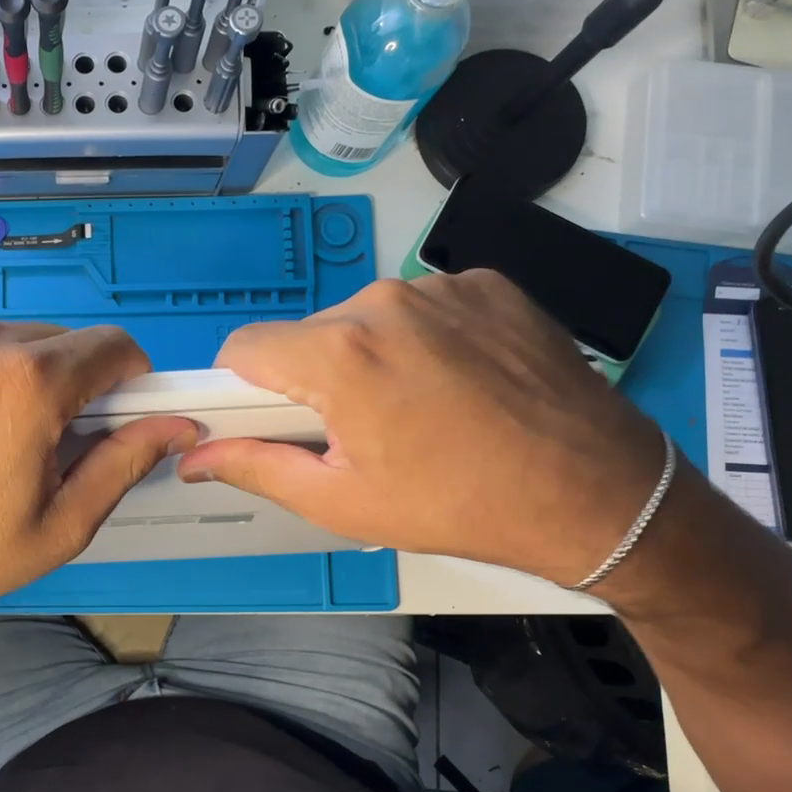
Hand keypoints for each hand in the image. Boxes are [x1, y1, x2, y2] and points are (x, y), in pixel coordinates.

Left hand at [0, 301, 197, 668]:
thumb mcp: (60, 525)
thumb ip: (125, 463)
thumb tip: (178, 425)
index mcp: (31, 383)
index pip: (112, 347)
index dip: (128, 378)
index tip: (115, 411)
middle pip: (56, 343)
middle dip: (65, 384)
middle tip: (40, 441)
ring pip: (2, 334)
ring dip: (11, 370)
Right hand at [178, 271, 668, 586]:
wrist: (598, 495)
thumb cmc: (458, 506)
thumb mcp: (340, 502)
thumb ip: (254, 468)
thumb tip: (194, 456)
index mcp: (339, 355)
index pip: (243, 347)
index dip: (242, 388)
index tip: (272, 421)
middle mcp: (384, 302)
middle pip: (307, 335)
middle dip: (312, 380)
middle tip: (356, 433)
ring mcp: (443, 287)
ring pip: (364, 319)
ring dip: (368, 359)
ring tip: (417, 411)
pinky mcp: (490, 284)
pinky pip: (422, 307)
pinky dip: (422, 340)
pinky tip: (457, 384)